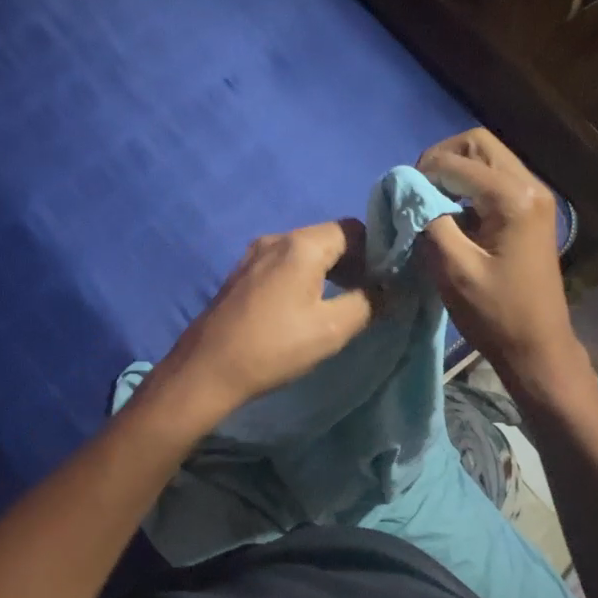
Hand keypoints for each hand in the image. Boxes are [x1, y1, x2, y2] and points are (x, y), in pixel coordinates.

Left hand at [145, 220, 374, 424]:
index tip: (389, 279)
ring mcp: (252, 256)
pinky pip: (282, 265)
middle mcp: (275, 239)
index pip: (353, 229)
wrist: (207, 369)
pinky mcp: (240, 276)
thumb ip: (368, 303)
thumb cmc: (274, 347)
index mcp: (301, 245)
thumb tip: (390, 290)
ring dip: (329, 270)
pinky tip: (307, 307)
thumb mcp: (331, 330)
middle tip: (371, 294)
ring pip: (304, 252)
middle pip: (327, 238)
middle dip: (354, 261)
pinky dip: (303, 277)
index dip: (377, 250)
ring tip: (343, 303)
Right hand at [418, 129, 585, 378]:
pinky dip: (468, 188)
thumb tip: (411, 195)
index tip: (401, 201)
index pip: (457, 161)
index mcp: (514, 198)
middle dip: (441, 160)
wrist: (536, 347)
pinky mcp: (531, 212)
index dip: (422, 174)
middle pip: (478, 144)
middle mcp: (530, 186)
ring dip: (455, 173)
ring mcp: (534, 197)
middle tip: (418, 192)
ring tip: (431, 205)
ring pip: (487, 159)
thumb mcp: (453, 270)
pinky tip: (452, 217)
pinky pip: (495, 181)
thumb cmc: (495, 314)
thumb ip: (429, 223)